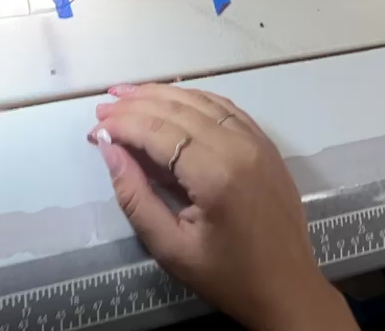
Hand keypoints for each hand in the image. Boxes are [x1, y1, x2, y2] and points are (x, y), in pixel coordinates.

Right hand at [90, 84, 355, 330]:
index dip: (124, 124)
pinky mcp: (264, 140)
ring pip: (199, 100)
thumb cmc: (227, 277)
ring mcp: (255, 138)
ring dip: (161, 94)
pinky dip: (191, 97)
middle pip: (176, 109)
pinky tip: (169, 98)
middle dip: (136, 104)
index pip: (158, 132)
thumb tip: (108, 148)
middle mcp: (237, 145)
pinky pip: (222, 106)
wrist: (289, 290)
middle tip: (103, 106)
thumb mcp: (171, 249)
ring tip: (127, 94)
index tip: (95, 126)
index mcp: (216, 175)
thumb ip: (135, 196)